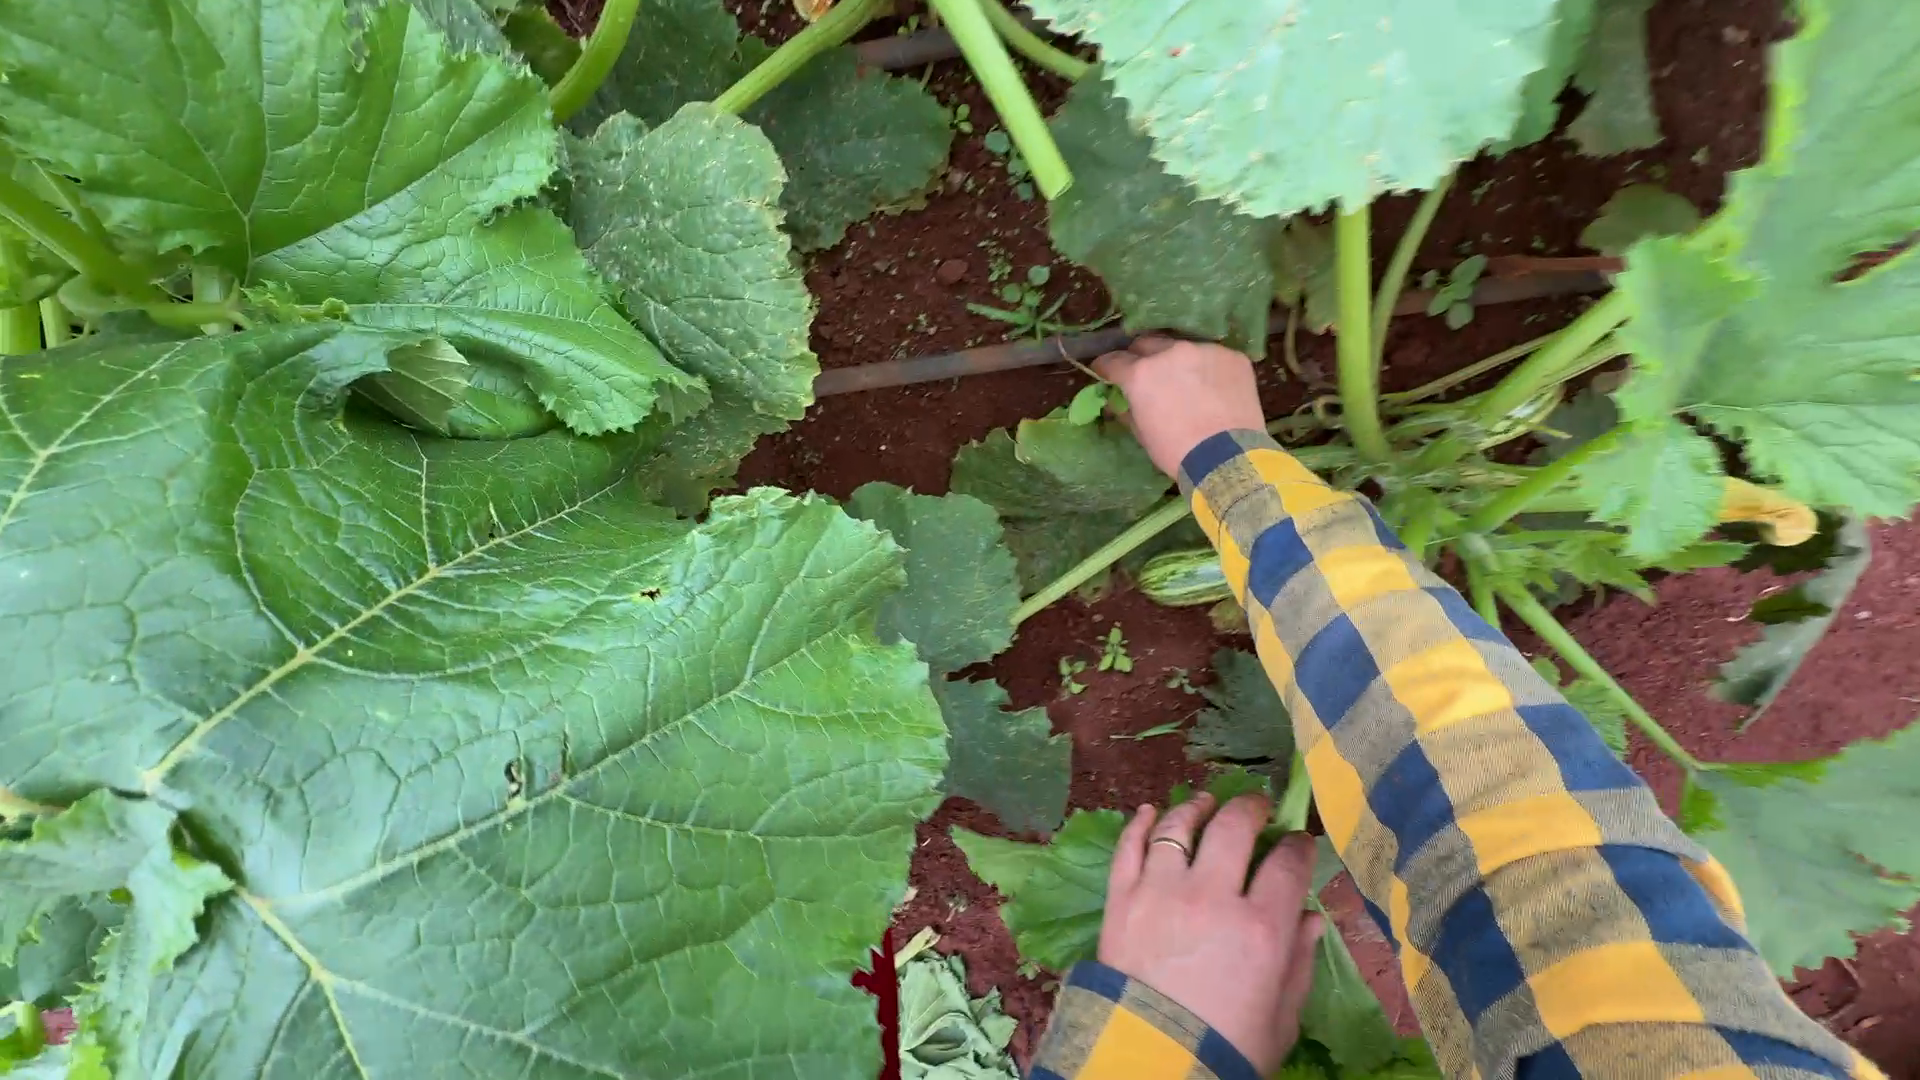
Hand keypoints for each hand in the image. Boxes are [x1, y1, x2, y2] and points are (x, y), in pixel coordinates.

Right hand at [1093, 338, 1267, 476]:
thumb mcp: (1142, 434)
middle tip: (1144, 374)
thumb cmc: (1176, 451)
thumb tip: (1118, 402)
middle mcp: (1170, 352)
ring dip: (1175, 361)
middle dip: (1139, 357)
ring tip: (1183, 381)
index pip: (1113, 361)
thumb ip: (1127, 410)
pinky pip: (1212, 357)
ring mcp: (1204, 350)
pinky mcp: (1232, 356)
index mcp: (1141, 374)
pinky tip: (1212, 388)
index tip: (1104, 373)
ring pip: (1181, 347)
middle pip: (1146, 344)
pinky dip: (1206, 368)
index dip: (1105, 368)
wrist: (1228, 458)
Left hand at [1099, 793, 1323, 1074]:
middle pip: (1233, 828)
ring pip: (1178, 826)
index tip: (1298, 840)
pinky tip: (1151, 812)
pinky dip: (1141, 823)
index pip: (1287, 865)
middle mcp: (1210, 895)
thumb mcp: (1280, 1015)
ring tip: (1205, 802)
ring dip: (1195, 808)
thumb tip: (1309, 917)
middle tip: (1257, 805)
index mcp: (1259, 928)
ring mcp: (1160, 889)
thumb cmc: (1226, 1045)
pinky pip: (1130, 844)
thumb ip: (1298, 961)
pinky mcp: (1121, 894)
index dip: (1297, 845)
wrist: (1151, 1061)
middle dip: (1251, 808)